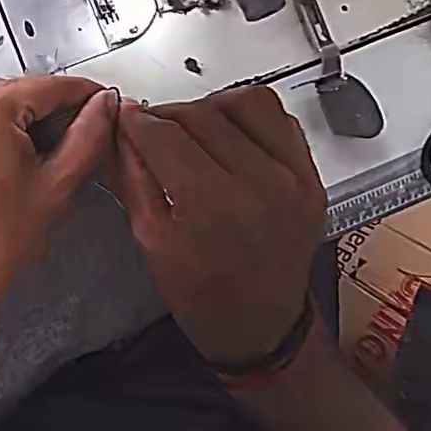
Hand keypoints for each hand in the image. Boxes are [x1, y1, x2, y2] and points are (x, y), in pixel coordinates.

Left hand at [0, 74, 120, 327]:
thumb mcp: (56, 186)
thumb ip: (89, 137)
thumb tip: (102, 107)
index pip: (50, 84)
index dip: (84, 92)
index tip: (100, 100)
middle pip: (20, 90)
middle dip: (52, 108)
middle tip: (80, 133)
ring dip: (22, 119)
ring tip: (41, 157)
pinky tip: (8, 162)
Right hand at [110, 87, 325, 367]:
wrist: (260, 327)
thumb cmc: (206, 298)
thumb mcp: (151, 241)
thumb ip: (133, 179)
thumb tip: (120, 135)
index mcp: (211, 205)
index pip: (163, 135)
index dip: (135, 122)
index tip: (126, 119)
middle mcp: (258, 184)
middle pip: (200, 114)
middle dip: (165, 117)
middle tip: (151, 131)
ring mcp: (291, 179)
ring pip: (244, 103)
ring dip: (210, 108)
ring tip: (193, 130)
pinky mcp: (310, 178)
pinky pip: (280, 119)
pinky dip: (250, 117)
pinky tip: (231, 135)